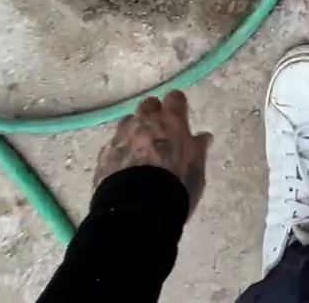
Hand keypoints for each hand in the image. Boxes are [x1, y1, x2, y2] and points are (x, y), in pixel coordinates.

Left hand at [93, 90, 212, 209]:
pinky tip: (123, 165)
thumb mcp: (196, 169)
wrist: (137, 209)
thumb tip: (203, 136)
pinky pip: (113, 144)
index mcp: (171, 121)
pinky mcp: (104, 155)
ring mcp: (122, 136)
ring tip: (139, 149)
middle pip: (148, 105)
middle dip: (153, 113)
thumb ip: (198, 149)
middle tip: (159, 131)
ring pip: (127, 121)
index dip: (177, 105)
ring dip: (134, 130)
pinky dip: (120, 150)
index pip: (175, 98)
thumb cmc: (176, 185)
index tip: (180, 114)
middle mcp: (145, 121)